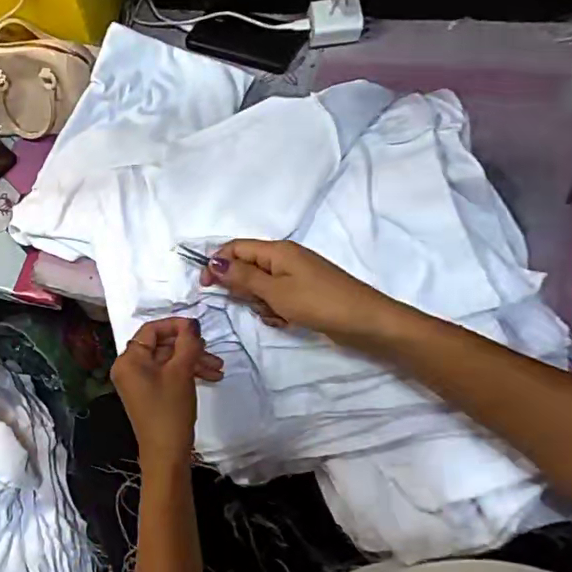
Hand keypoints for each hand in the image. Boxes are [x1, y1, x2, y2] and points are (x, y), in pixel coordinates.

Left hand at [111, 317, 221, 463]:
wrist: (166, 452)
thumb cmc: (170, 409)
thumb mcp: (181, 372)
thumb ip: (187, 343)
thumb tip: (191, 324)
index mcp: (128, 359)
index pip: (151, 330)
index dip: (176, 325)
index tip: (199, 329)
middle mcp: (128, 367)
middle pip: (161, 345)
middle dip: (189, 347)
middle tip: (212, 353)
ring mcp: (138, 381)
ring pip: (167, 360)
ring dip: (193, 361)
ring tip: (218, 369)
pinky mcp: (148, 392)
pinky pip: (167, 374)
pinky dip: (186, 373)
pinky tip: (211, 377)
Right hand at [204, 239, 405, 342]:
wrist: (366, 322)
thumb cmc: (318, 303)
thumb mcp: (274, 291)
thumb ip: (242, 276)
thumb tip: (213, 262)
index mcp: (277, 250)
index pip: (235, 248)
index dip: (216, 264)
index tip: (205, 287)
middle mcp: (284, 258)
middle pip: (245, 268)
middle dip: (243, 289)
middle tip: (257, 304)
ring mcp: (295, 276)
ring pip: (259, 287)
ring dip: (260, 303)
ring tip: (277, 315)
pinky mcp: (302, 293)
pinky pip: (275, 298)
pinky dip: (275, 310)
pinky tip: (287, 320)